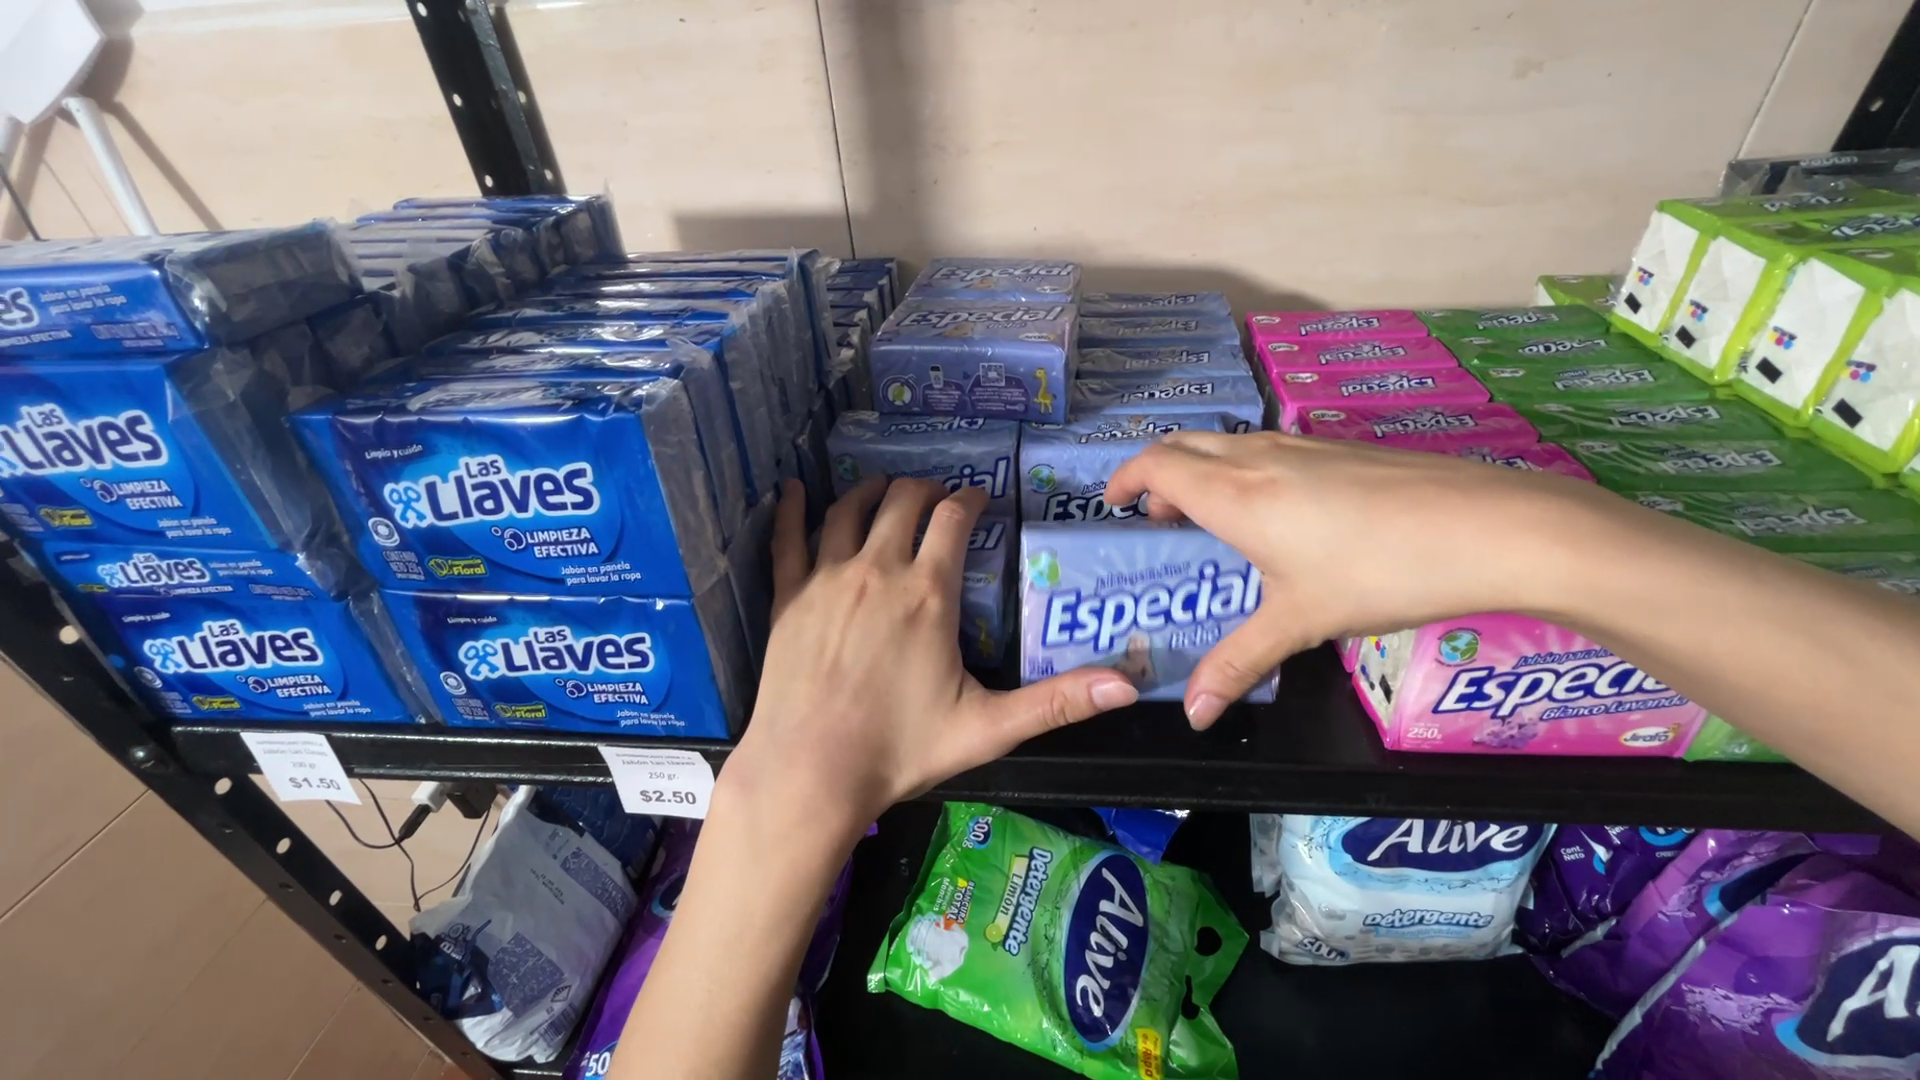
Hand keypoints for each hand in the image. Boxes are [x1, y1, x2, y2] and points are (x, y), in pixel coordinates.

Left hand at [720, 477, 1139, 834]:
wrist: (811, 773)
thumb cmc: (899, 751)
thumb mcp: (988, 729)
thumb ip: (1057, 703)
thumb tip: (1127, 687)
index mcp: (928, 594)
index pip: (954, 519)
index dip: (970, 499)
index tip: (979, 498)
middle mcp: (878, 571)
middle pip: (903, 502)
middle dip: (926, 489)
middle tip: (937, 495)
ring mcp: (827, 579)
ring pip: (849, 509)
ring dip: (872, 490)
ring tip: (885, 486)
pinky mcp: (788, 596)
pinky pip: (787, 538)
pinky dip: (792, 509)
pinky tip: (792, 490)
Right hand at [1103, 431, 1596, 727]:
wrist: (1490, 528)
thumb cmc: (1376, 572)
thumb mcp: (1298, 622)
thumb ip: (1236, 664)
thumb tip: (1192, 715)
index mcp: (1232, 493)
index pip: (1155, 464)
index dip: (1125, 478)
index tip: (1113, 506)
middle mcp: (1258, 458)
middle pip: (1184, 444)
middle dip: (1157, 473)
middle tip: (1159, 519)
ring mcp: (1302, 448)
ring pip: (1228, 446)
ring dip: (1202, 472)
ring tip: (1211, 522)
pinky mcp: (1339, 450)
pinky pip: (1267, 452)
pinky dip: (1243, 473)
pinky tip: (1279, 518)